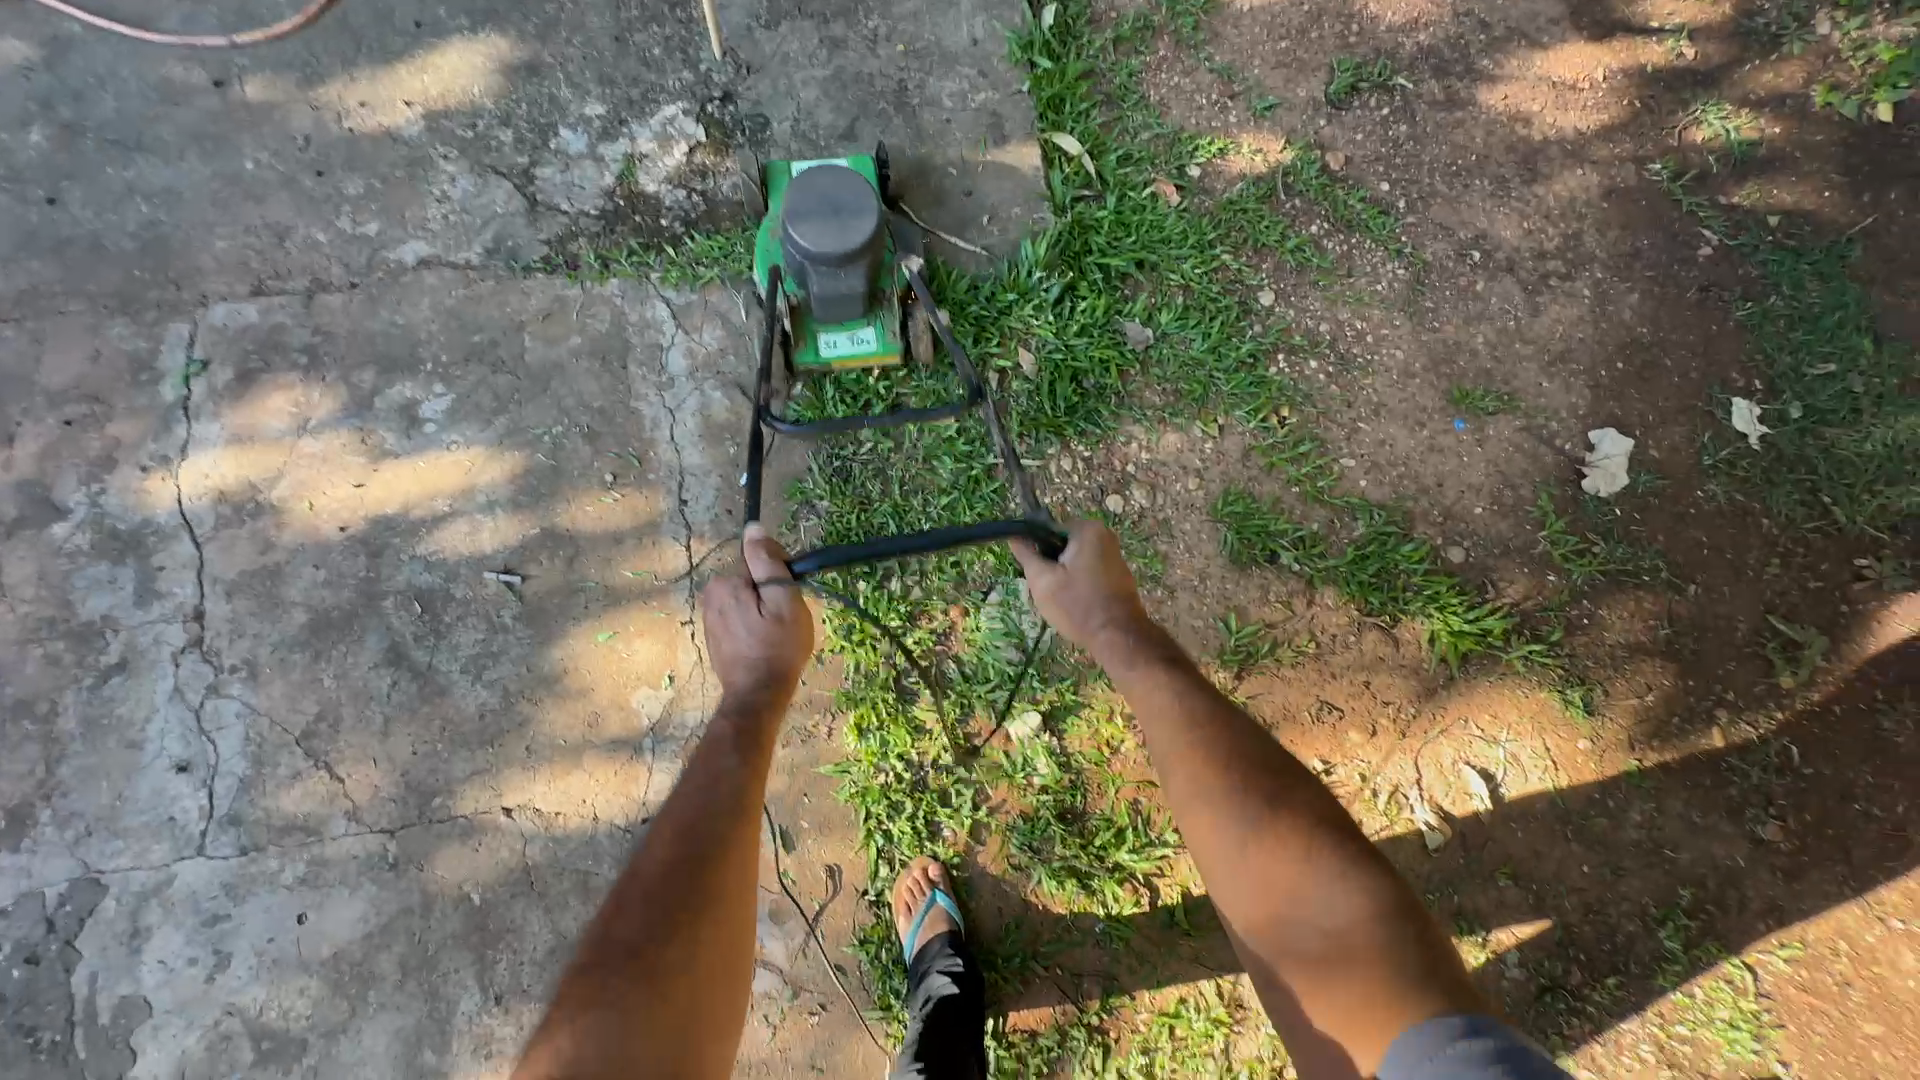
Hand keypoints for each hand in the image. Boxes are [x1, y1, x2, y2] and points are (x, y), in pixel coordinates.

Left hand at [701, 524, 814, 709]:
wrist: (757, 695)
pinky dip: (753, 626)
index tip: (790, 600)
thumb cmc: (778, 648)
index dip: (780, 578)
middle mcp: (710, 595)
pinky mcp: (714, 635)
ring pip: (747, 600)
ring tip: (774, 636)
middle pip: (752, 581)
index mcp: (725, 582)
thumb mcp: (784, 600)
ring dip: (762, 612)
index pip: (760, 562)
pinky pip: (740, 617)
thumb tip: (754, 527)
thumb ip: (768, 562)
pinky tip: (762, 645)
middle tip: (784, 621)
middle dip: (770, 596)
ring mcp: (709, 617)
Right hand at [1009, 520, 1152, 657]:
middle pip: (1062, 546)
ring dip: (1064, 578)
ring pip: (1074, 562)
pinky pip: (1089, 573)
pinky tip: (1077, 604)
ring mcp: (1115, 556)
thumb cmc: (1077, 605)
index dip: (1038, 552)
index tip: (1038, 575)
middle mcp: (1105, 536)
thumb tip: (1015, 537)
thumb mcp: (1043, 580)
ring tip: (1062, 600)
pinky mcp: (1119, 575)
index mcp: (1088, 529)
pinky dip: (1079, 585)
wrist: (1118, 637)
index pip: (1049, 531)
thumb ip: (1026, 555)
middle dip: (1052, 567)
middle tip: (1048, 590)